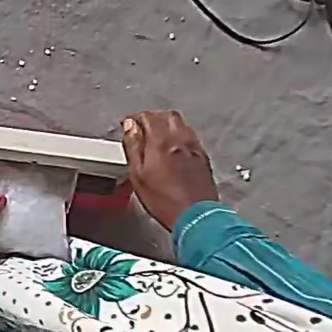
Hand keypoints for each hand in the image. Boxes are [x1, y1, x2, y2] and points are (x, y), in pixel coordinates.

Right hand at [122, 110, 218, 230]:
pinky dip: (179, 135)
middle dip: (152, 118)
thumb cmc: (165, 200)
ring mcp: (193, 147)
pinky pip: (190, 136)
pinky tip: (174, 147)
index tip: (128, 124)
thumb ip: (133, 147)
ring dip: (167, 125)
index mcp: (160, 141)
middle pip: (166, 116)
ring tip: (157, 136)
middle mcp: (179, 139)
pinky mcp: (202, 156)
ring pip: (180, 124)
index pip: (147, 117)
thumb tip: (130, 128)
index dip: (134, 118)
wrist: (194, 215)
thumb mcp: (138, 175)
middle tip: (142, 128)